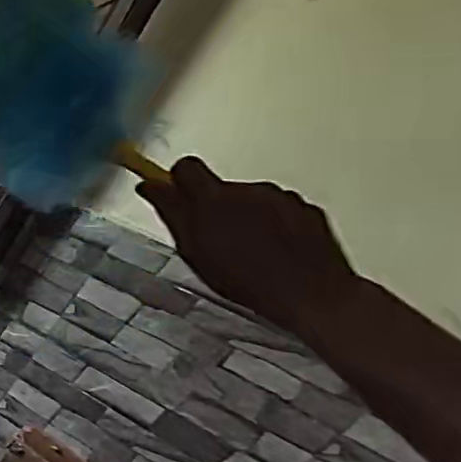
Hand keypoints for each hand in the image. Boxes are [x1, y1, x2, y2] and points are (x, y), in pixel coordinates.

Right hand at [136, 157, 362, 339]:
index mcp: (214, 197)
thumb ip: (170, 212)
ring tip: (245, 250)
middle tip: (211, 237)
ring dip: (243, 216)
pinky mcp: (307, 210)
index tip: (174, 193)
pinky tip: (271, 251)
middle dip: (213, 206)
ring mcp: (282, 198)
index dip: (177, 179)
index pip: (186, 167)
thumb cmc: (246, 277)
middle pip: (220, 186)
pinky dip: (272, 224)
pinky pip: (280, 209)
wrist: (311, 294)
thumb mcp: (191, 248)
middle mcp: (249, 189)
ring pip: (250, 199)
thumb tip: (150, 187)